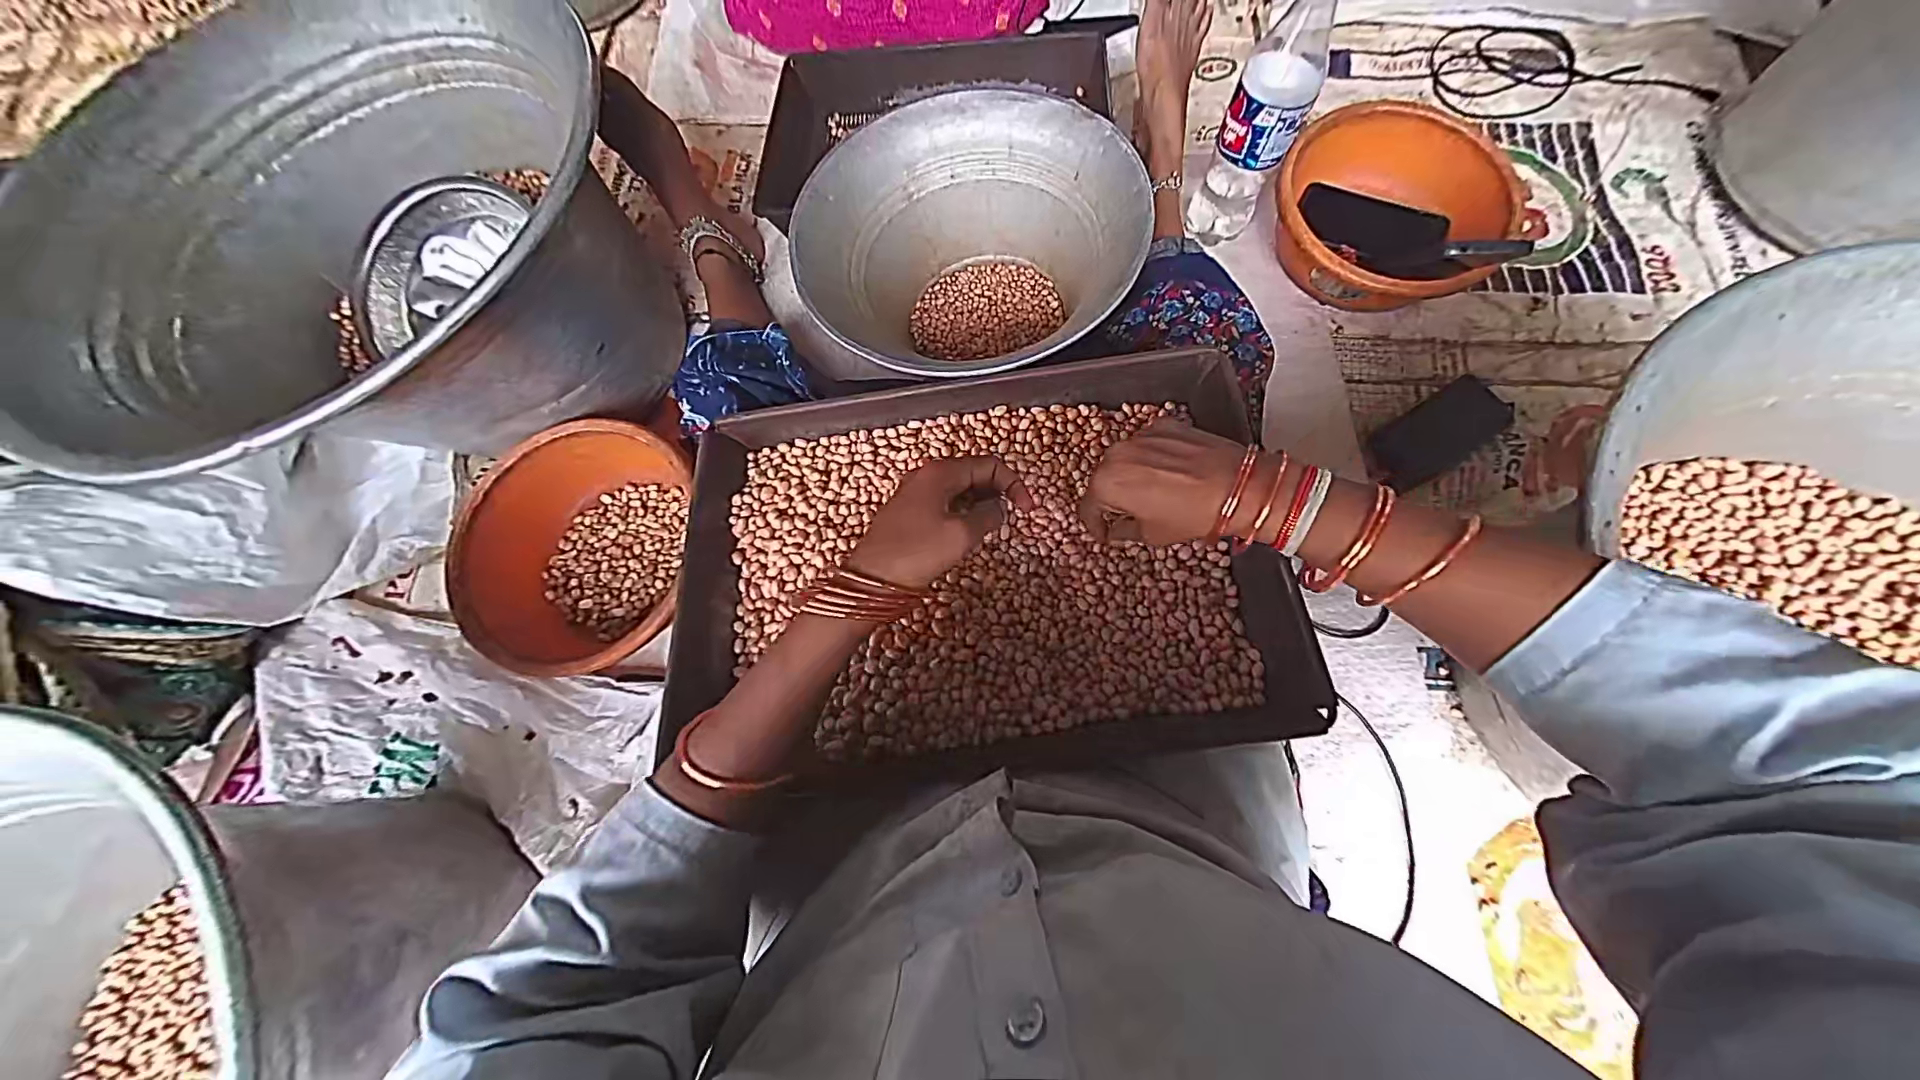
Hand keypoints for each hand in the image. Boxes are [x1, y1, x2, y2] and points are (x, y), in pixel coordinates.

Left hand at [847, 456, 1034, 587]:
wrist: (872, 579)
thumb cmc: (916, 554)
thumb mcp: (962, 535)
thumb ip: (989, 515)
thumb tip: (1000, 509)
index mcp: (940, 472)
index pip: (989, 465)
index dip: (1014, 484)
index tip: (1028, 510)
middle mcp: (926, 475)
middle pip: (975, 473)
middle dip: (999, 492)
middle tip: (1014, 518)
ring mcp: (915, 493)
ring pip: (960, 490)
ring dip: (982, 504)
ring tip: (993, 528)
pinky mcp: (910, 512)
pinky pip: (946, 503)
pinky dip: (964, 513)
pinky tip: (969, 532)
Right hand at [1077, 417, 1251, 545]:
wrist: (1239, 486)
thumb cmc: (1194, 513)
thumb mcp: (1151, 534)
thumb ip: (1124, 530)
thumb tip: (1117, 528)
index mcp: (1106, 484)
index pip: (1088, 508)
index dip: (1096, 525)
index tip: (1105, 532)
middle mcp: (1116, 454)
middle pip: (1104, 479)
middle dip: (1114, 497)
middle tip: (1131, 513)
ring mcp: (1140, 436)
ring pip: (1125, 459)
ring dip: (1132, 475)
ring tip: (1156, 492)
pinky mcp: (1163, 425)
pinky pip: (1147, 444)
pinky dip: (1152, 457)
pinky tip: (1171, 473)